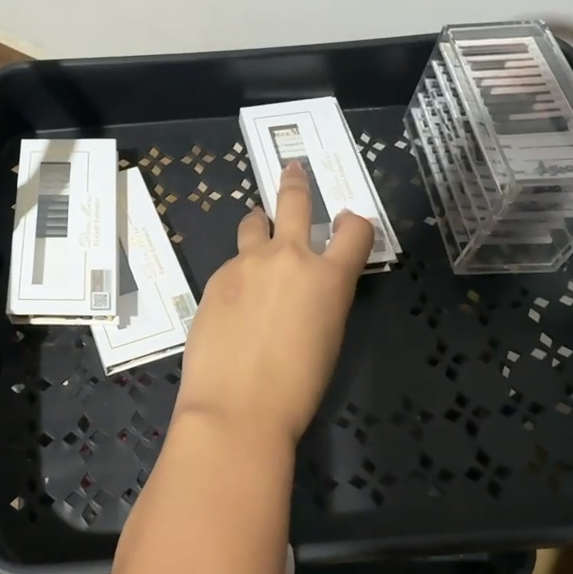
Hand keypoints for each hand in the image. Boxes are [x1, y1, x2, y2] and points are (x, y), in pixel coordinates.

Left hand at [174, 161, 372, 446]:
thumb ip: (320, 300)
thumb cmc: (296, 388)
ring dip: (260, 223)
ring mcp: (247, 262)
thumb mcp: (327, 339)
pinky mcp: (216, 276)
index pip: (355, 231)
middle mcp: (289, 258)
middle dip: (296, 183)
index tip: (349, 222)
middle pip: (294, 203)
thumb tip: (306, 289)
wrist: (237, 404)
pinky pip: (233, 264)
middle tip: (293, 169)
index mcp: (329, 277)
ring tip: (258, 222)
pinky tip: (234, 300)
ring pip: (254, 225)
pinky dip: (239, 272)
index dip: (356, 224)